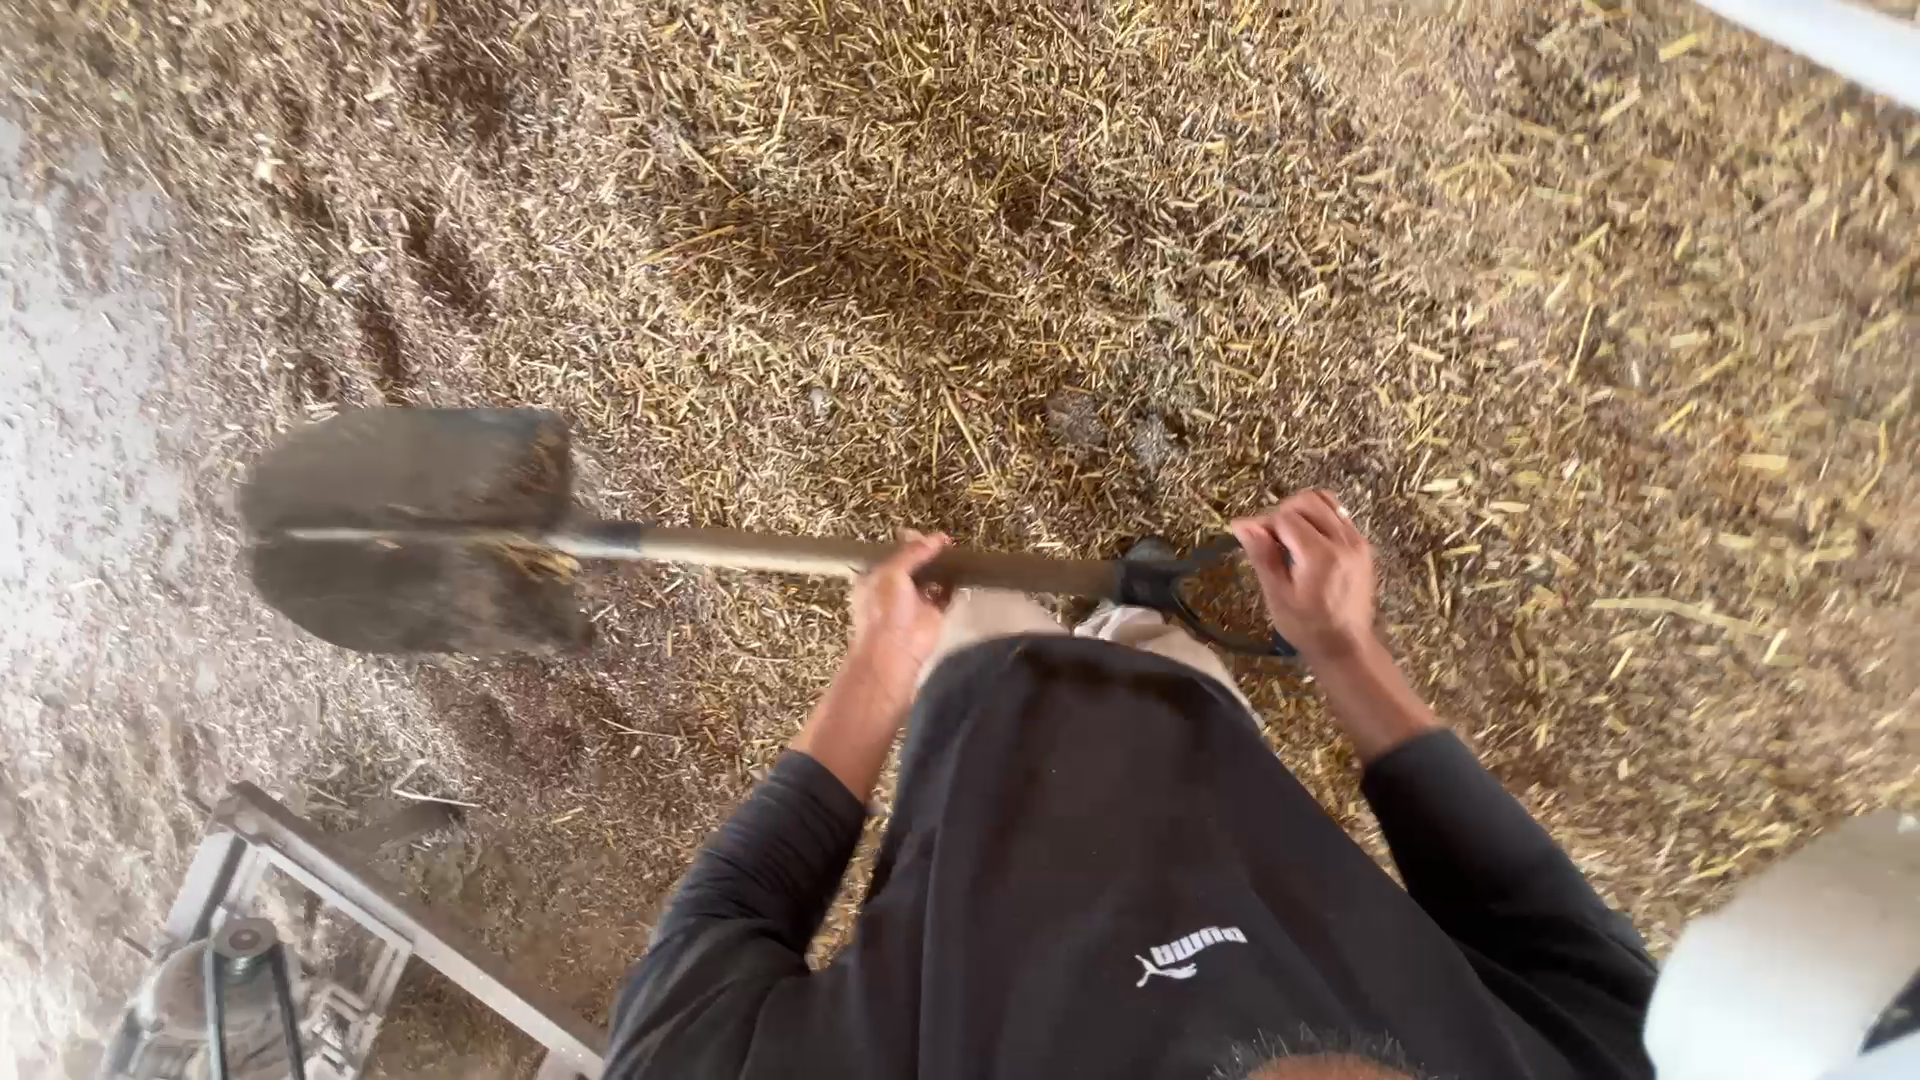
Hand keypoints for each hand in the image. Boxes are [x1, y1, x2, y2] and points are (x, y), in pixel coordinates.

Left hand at [848, 530, 951, 678]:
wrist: (896, 649)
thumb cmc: (885, 608)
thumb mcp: (893, 572)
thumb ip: (913, 553)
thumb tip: (936, 538)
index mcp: (877, 578)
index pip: (894, 555)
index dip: (909, 543)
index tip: (923, 533)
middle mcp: (895, 589)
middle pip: (915, 566)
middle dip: (928, 554)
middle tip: (945, 542)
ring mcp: (915, 602)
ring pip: (931, 579)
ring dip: (943, 568)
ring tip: (956, 553)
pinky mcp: (934, 614)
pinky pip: (946, 595)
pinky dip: (954, 585)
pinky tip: (963, 572)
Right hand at [1230, 490, 1376, 661]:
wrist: (1346, 645)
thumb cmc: (1306, 626)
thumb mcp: (1277, 595)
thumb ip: (1262, 555)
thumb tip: (1242, 524)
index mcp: (1320, 555)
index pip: (1285, 518)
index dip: (1262, 524)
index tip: (1247, 538)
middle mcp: (1344, 541)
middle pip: (1308, 501)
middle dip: (1281, 512)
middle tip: (1268, 537)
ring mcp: (1357, 542)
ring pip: (1326, 502)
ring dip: (1301, 511)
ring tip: (1287, 535)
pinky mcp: (1363, 546)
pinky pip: (1339, 516)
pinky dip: (1318, 519)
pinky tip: (1306, 541)